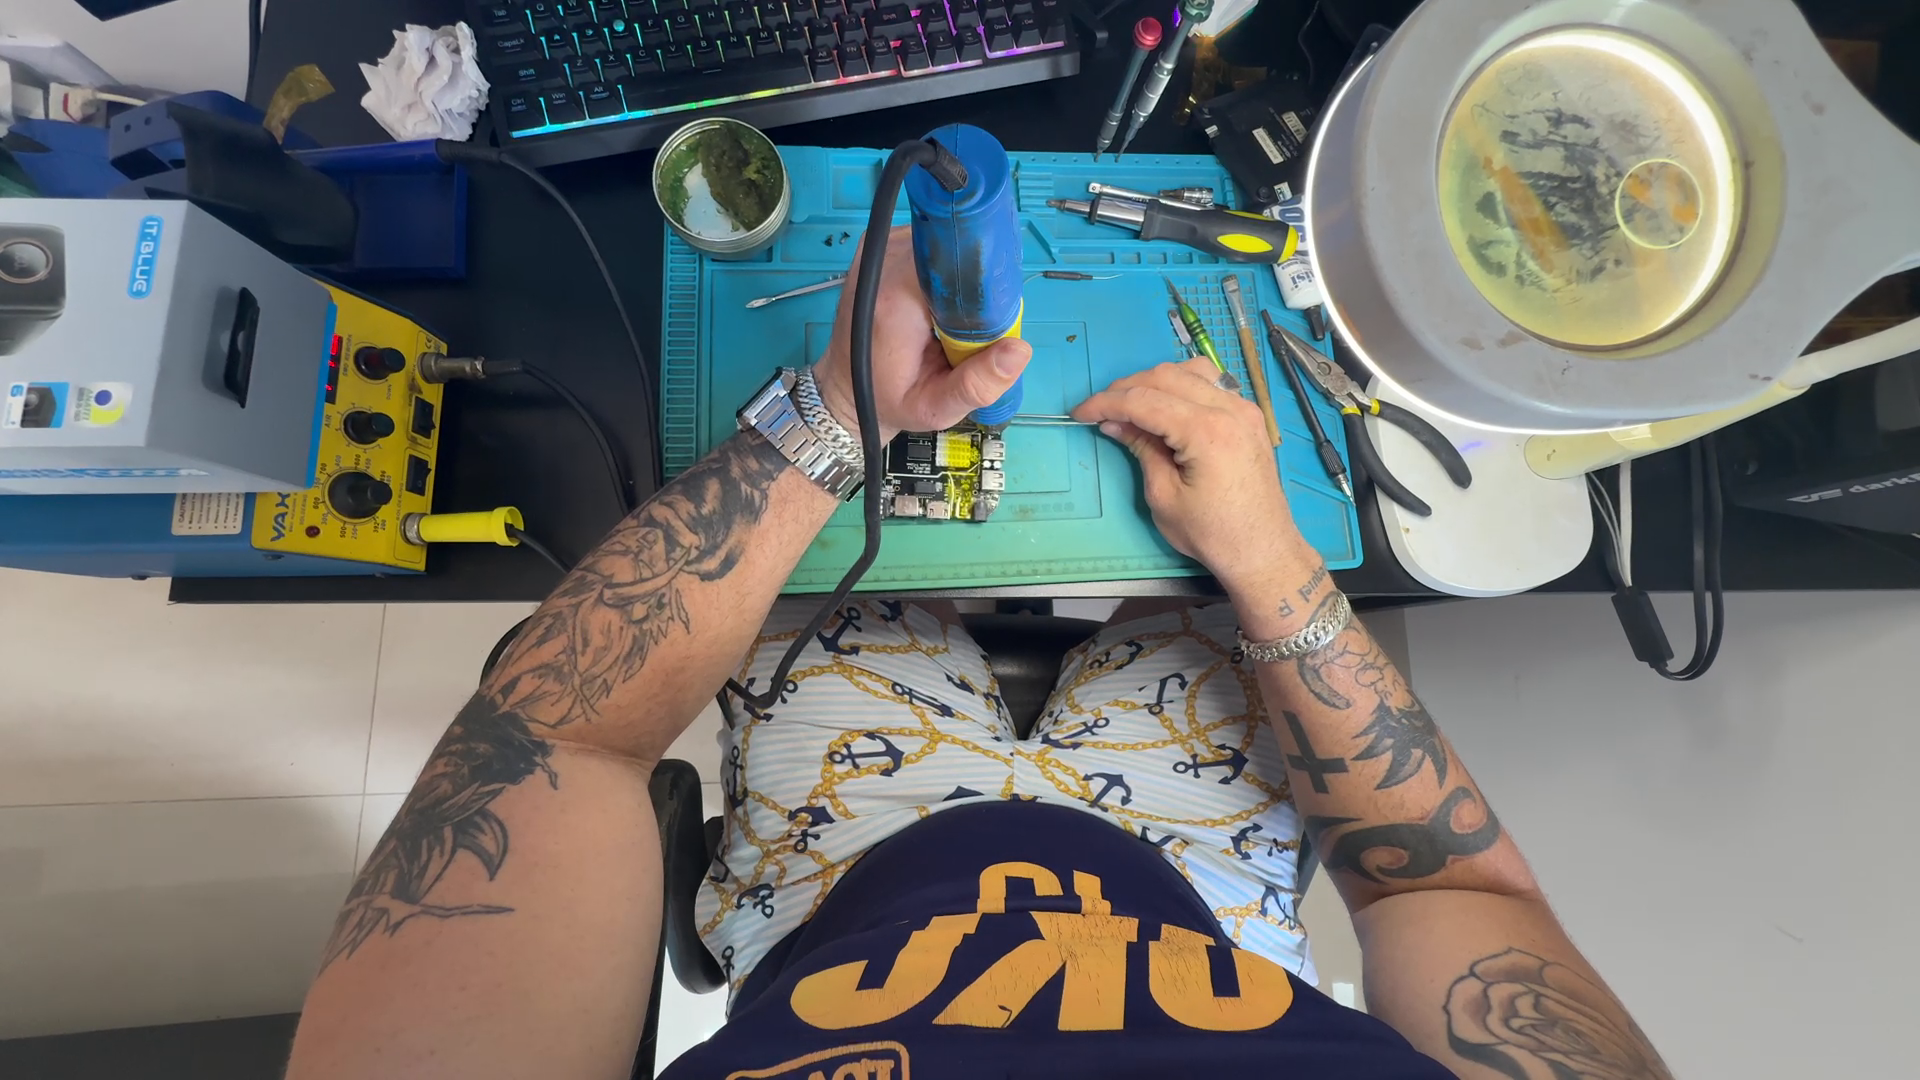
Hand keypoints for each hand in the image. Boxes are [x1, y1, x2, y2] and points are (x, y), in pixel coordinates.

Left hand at [812, 226, 1031, 441]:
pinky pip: (930, 249)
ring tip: (949, 322)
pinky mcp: (880, 248)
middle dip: (973, 291)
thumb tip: (1019, 350)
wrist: (846, 389)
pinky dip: (941, 275)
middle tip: (967, 332)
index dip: (986, 291)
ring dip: (958, 283)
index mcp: (895, 298)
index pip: (961, 265)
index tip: (988, 325)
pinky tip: (936, 307)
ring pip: (945, 248)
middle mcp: (883, 263)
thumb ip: (977, 385)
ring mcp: (879, 250)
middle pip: (955, 254)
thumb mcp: (936, 408)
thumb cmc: (889, 399)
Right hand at [1073, 357, 1322, 600]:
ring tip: (1131, 406)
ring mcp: (1244, 409)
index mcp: (1205, 431)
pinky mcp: (1249, 416)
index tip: (1080, 413)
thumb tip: (1114, 424)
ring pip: (1190, 371)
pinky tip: (1166, 405)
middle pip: (1165, 377)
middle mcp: (1228, 409)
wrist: (1262, 550)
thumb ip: (1141, 450)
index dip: (1105, 403)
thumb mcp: (1163, 496)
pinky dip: (1182, 386)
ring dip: (1155, 381)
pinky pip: (1211, 383)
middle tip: (1100, 410)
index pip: (1143, 400)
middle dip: (1126, 389)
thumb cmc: (1210, 533)